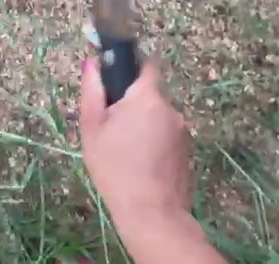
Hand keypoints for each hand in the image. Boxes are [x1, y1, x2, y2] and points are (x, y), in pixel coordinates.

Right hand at [79, 58, 224, 262]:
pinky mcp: (186, 153)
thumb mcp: (92, 125)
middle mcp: (170, 109)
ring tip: (121, 146)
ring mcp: (182, 132)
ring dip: (141, 122)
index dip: (128, 67)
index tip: (111, 81)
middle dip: (130, 101)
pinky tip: (138, 161)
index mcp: (147, 97)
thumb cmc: (115, 165)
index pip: (144, 65)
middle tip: (109, 122)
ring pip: (156, 115)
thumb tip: (92, 62)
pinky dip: (152, 139)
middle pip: (148, 93)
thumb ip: (92, 89)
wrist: (152, 215)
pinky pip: (164, 134)